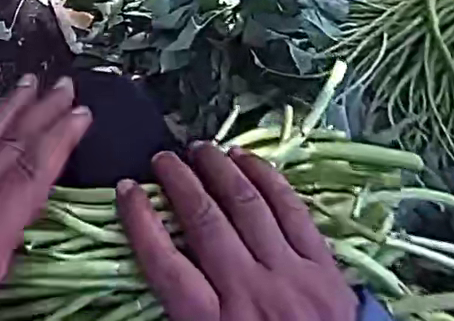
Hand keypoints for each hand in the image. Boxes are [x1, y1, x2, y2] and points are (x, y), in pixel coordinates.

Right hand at [119, 144, 358, 320]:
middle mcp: (252, 295)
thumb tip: (155, 264)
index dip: (140, 220)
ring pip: (246, 203)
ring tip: (199, 148)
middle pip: (204, 219)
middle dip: (177, 180)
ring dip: (217, 167)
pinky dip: (264, 176)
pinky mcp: (327, 271)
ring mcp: (293, 279)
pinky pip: (291, 209)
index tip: (126, 188)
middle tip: (161, 158)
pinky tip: (244, 157)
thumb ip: (183, 314)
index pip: (165, 264)